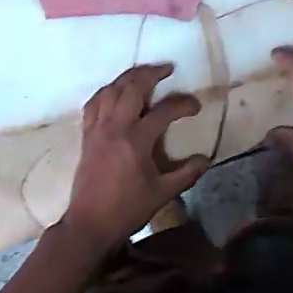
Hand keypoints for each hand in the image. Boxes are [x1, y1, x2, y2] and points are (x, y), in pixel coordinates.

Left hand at [58, 64, 210, 253]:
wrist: (89, 224)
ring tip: (143, 74)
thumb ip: (186, 174)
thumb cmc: (127, 209)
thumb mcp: (163, 193)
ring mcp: (97, 129)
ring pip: (111, 90)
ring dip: (128, 77)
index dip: (183, 104)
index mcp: (136, 140)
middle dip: (151, 73)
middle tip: (167, 68)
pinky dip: (106, 92)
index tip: (195, 106)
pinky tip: (114, 92)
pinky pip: (94, 103)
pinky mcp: (86, 135)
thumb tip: (205, 159)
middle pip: (132, 87)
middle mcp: (115, 127)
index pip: (164, 111)